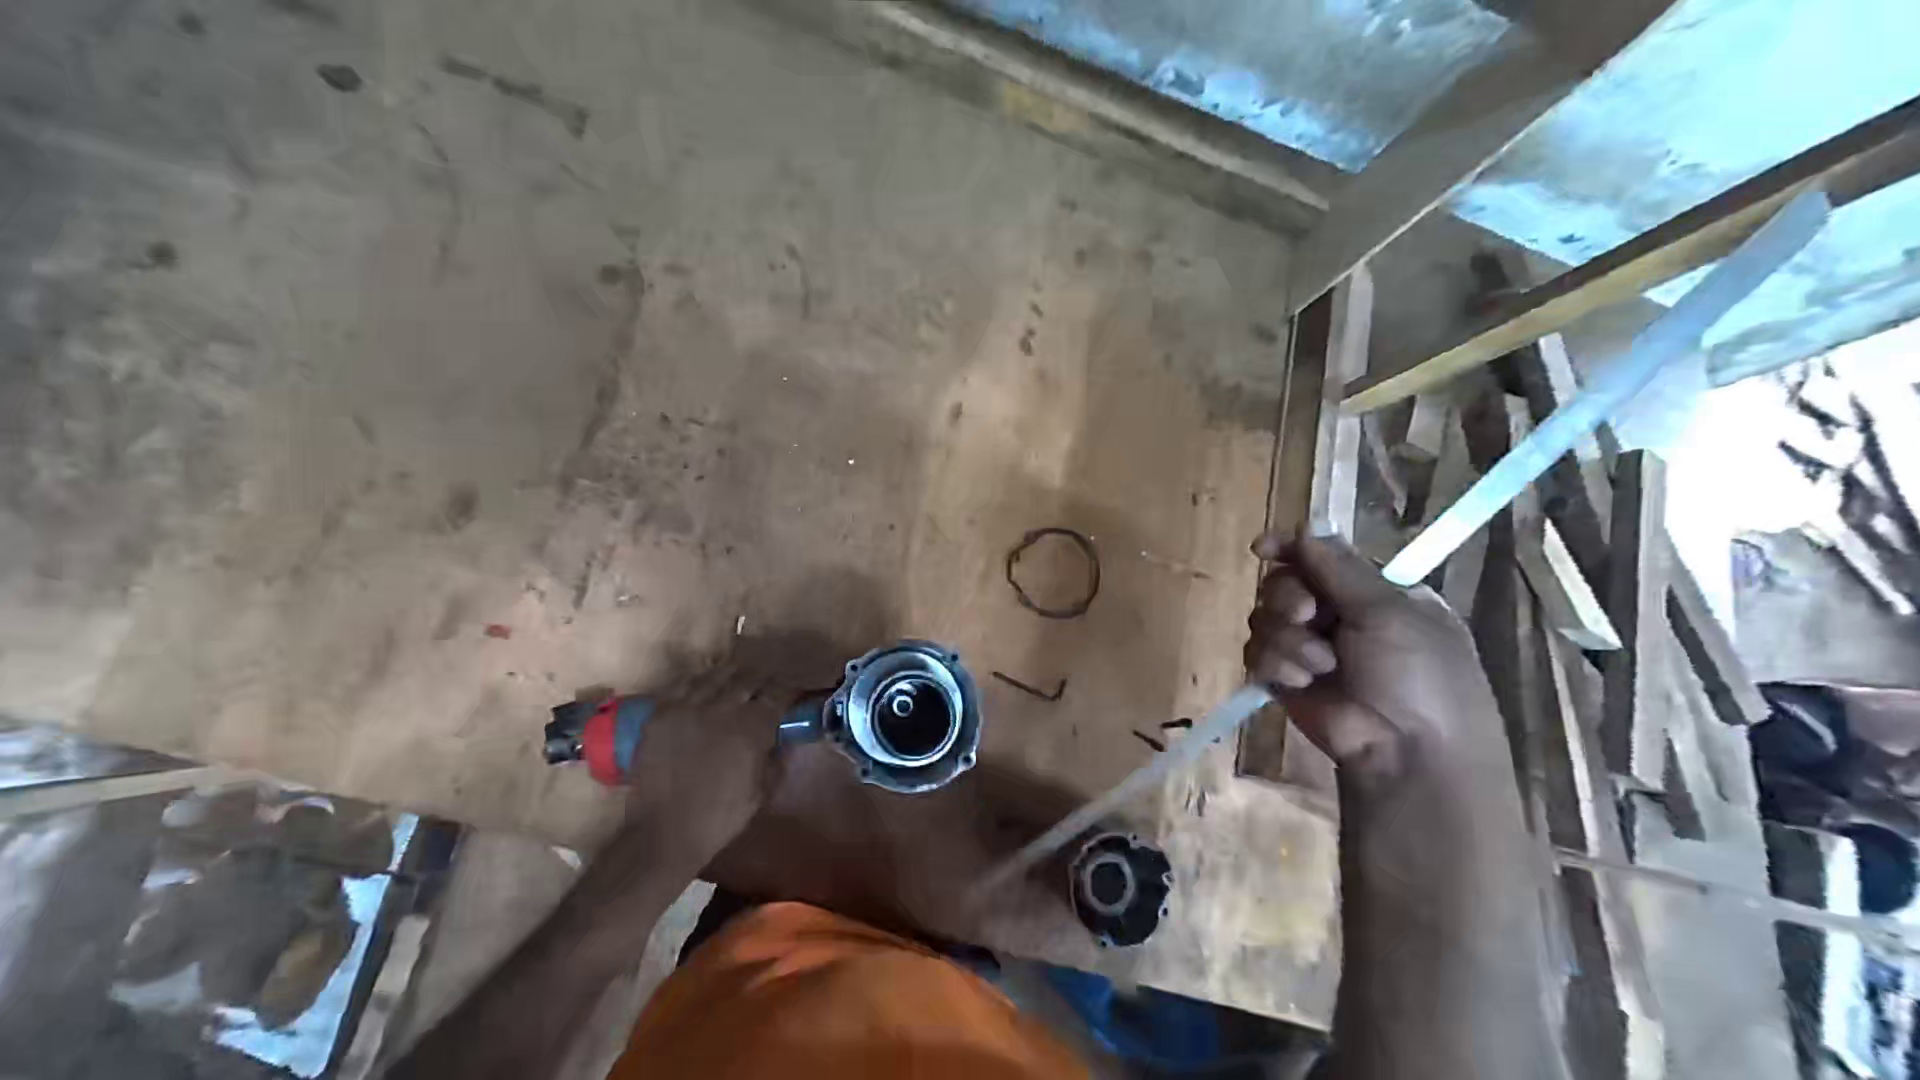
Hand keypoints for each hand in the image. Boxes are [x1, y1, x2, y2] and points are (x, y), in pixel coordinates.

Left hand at [618, 661, 786, 871]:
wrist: (663, 834)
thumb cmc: (720, 817)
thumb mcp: (762, 792)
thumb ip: (777, 759)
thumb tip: (784, 739)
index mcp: (753, 728)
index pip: (778, 693)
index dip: (789, 690)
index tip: (793, 694)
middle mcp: (723, 709)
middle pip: (749, 678)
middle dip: (763, 680)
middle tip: (767, 686)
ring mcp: (688, 707)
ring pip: (717, 676)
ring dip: (733, 676)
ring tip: (739, 679)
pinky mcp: (661, 713)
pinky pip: (684, 685)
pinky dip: (700, 682)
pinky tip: (705, 686)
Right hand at [1244, 532, 1506, 790]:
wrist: (1408, 752)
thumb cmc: (1418, 675)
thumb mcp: (1389, 611)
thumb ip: (1339, 567)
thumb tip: (1304, 528)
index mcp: (1372, 593)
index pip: (1319, 556)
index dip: (1288, 548)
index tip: (1263, 548)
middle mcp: (1337, 616)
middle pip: (1284, 583)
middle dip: (1289, 598)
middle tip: (1307, 617)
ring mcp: (1308, 648)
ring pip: (1265, 618)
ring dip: (1288, 640)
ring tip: (1319, 667)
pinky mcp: (1284, 679)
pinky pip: (1256, 653)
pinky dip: (1275, 664)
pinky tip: (1300, 682)